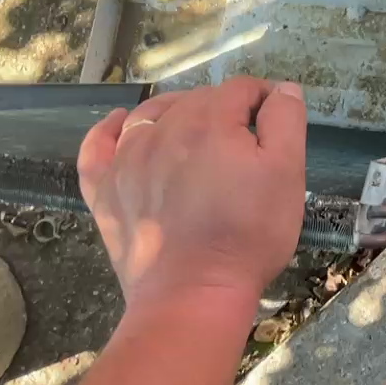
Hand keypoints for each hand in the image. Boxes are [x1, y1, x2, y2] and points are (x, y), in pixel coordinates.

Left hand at [78, 78, 306, 312]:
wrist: (193, 296)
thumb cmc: (249, 233)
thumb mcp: (288, 173)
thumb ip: (285, 120)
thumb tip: (282, 89)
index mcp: (211, 122)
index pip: (241, 88)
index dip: (265, 99)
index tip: (277, 123)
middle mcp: (164, 130)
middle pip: (199, 97)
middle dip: (227, 108)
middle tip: (248, 143)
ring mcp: (128, 161)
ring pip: (153, 113)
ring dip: (179, 110)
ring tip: (200, 131)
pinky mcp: (105, 192)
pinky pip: (98, 147)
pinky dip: (109, 130)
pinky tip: (122, 125)